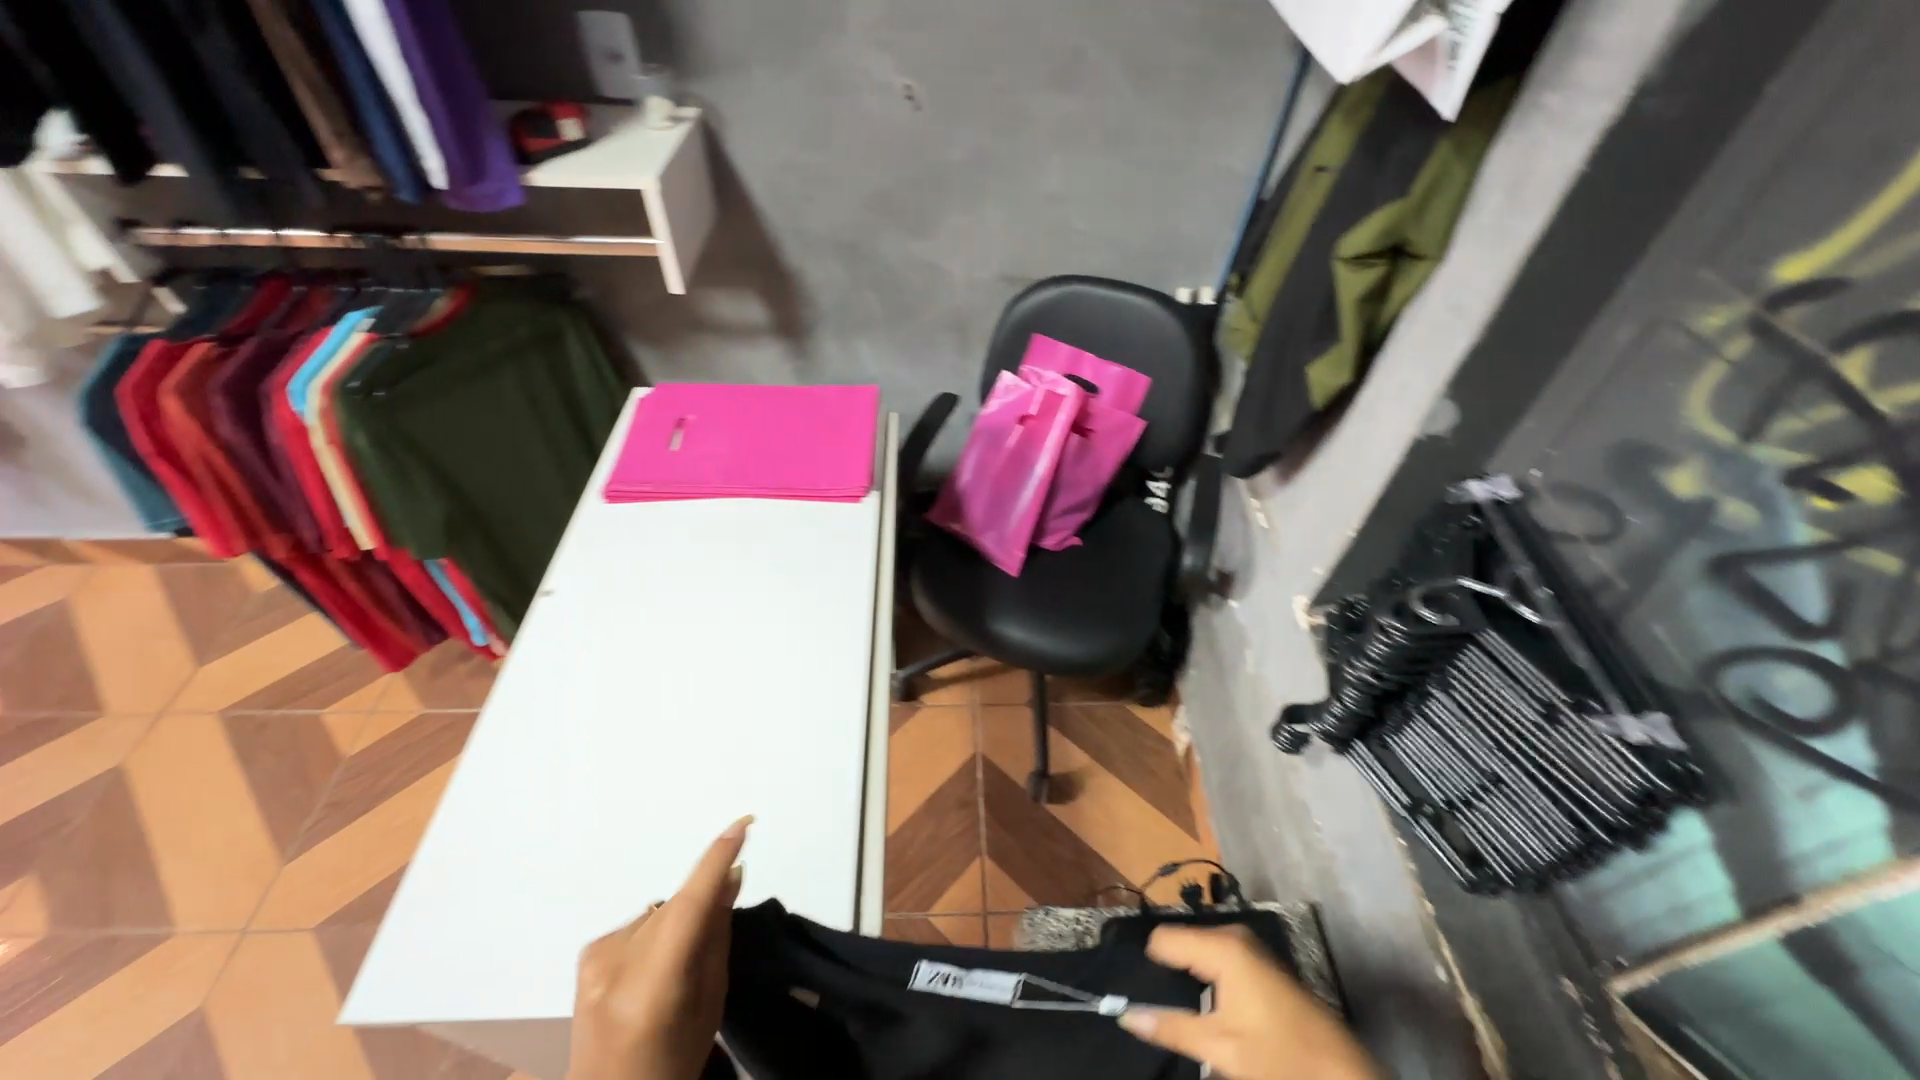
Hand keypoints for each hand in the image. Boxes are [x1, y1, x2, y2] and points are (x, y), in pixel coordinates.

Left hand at [568, 816, 750, 1079]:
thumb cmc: (673, 1061)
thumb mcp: (709, 1005)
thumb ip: (716, 937)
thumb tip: (729, 878)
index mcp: (652, 986)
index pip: (689, 907)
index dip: (715, 862)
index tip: (742, 824)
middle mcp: (616, 964)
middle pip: (675, 908)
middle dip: (701, 910)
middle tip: (708, 951)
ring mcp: (594, 958)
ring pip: (658, 914)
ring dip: (676, 926)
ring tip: (674, 973)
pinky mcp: (585, 954)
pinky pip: (637, 925)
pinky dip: (654, 936)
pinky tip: (648, 974)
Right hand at [1119, 924, 1380, 1079]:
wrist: (1342, 1072)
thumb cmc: (1280, 1056)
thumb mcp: (1220, 1047)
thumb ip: (1170, 1027)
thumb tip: (1125, 1015)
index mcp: (1223, 947)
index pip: (1163, 939)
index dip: (1146, 965)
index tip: (1134, 990)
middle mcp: (1234, 936)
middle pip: (1181, 943)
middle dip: (1167, 971)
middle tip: (1154, 1005)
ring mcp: (1250, 948)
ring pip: (1199, 952)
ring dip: (1187, 977)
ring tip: (1176, 1009)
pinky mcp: (1259, 962)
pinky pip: (1217, 959)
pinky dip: (1206, 979)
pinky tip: (1206, 1009)